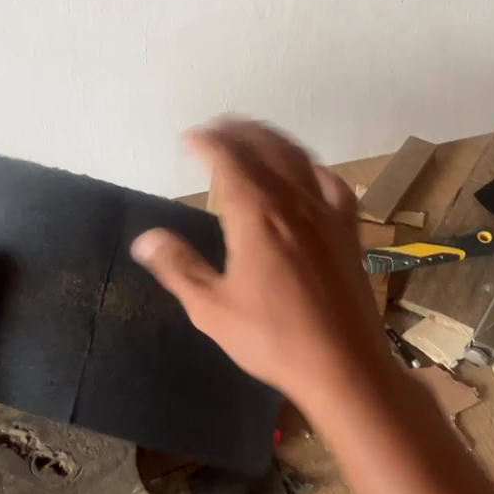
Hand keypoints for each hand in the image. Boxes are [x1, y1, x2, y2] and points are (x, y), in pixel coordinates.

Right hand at [130, 118, 393, 404]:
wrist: (343, 365)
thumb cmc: (272, 339)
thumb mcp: (212, 308)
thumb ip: (178, 267)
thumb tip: (145, 239)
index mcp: (256, 216)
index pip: (228, 160)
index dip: (207, 143)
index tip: (190, 138)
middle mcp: (292, 203)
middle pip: (264, 149)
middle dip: (238, 132)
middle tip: (216, 128)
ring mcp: (326, 214)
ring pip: (299, 159)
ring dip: (273, 139)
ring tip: (253, 135)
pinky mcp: (348, 231)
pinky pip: (332, 184)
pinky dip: (312, 167)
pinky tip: (307, 171)